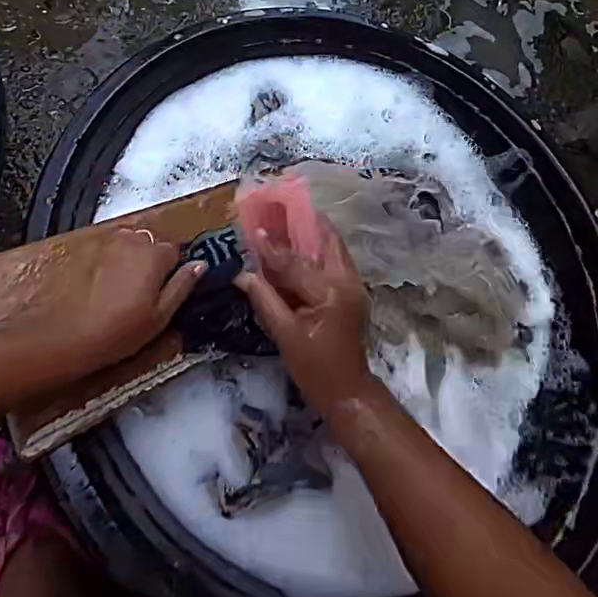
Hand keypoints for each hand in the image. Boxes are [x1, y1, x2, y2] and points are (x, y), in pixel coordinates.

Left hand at [59, 228, 203, 369]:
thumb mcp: (160, 316)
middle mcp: (133, 240)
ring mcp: (107, 242)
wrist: (65, 336)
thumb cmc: (118, 331)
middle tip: (143, 294)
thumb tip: (200, 265)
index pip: (176, 252)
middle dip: (152, 262)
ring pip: (130, 244)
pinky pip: (108, 250)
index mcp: (156, 255)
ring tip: (122, 290)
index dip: (172, 272)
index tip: (163, 291)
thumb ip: (182, 285)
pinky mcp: (86, 250)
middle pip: (152, 244)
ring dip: (131, 259)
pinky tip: (103, 286)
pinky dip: (110, 262)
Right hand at [234, 213, 375, 405]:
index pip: (295, 263)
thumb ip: (265, 300)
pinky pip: (335, 261)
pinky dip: (318, 250)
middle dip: (304, 222)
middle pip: (327, 240)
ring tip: (288, 218)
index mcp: (330, 293)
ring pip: (334, 248)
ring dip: (312, 233)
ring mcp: (355, 285)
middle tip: (281, 205)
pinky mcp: (354, 290)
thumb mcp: (284, 336)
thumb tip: (243, 274)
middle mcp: (348, 282)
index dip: (272, 246)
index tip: (255, 226)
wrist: (348, 391)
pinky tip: (299, 246)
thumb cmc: (314, 369)